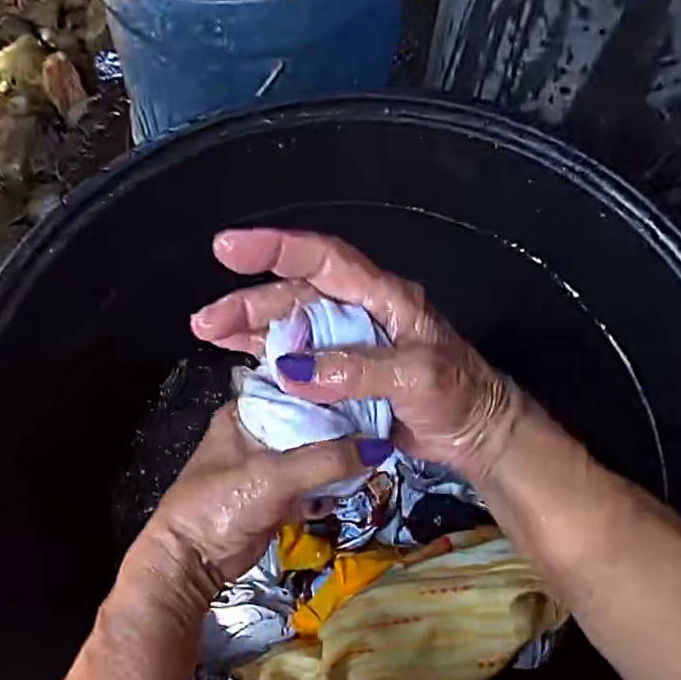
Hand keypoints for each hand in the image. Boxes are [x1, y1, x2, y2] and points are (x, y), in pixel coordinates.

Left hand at [133, 404, 382, 614]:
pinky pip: (313, 485)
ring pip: (316, 457)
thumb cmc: (221, 504)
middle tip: (378, 434)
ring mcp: (269, 466)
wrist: (193, 559)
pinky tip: (343, 494)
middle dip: (343, 434)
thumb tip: (379, 448)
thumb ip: (327, 460)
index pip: (299, 389)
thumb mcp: (275, 475)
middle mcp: (259, 432)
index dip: (333, 392)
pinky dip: (327, 491)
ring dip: (339, 466)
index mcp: (247, 412)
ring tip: (367, 466)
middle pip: (313, 424)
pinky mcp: (278, 495)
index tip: (370, 396)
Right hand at [190, 229, 521, 476]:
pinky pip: (302, 362)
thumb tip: (296, 369)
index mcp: (383, 299)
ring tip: (210, 333)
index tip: (230, 248)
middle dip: (249, 302)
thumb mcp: (415, 376)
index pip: (324, 261)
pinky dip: (272, 360)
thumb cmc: (459, 394)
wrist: (474, 431)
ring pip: (293, 327)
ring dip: (252, 329)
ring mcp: (351, 345)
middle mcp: (361, 314)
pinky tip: (244, 360)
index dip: (275, 249)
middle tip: (206, 320)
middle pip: (297, 295)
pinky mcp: (346, 377)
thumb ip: (358, 369)